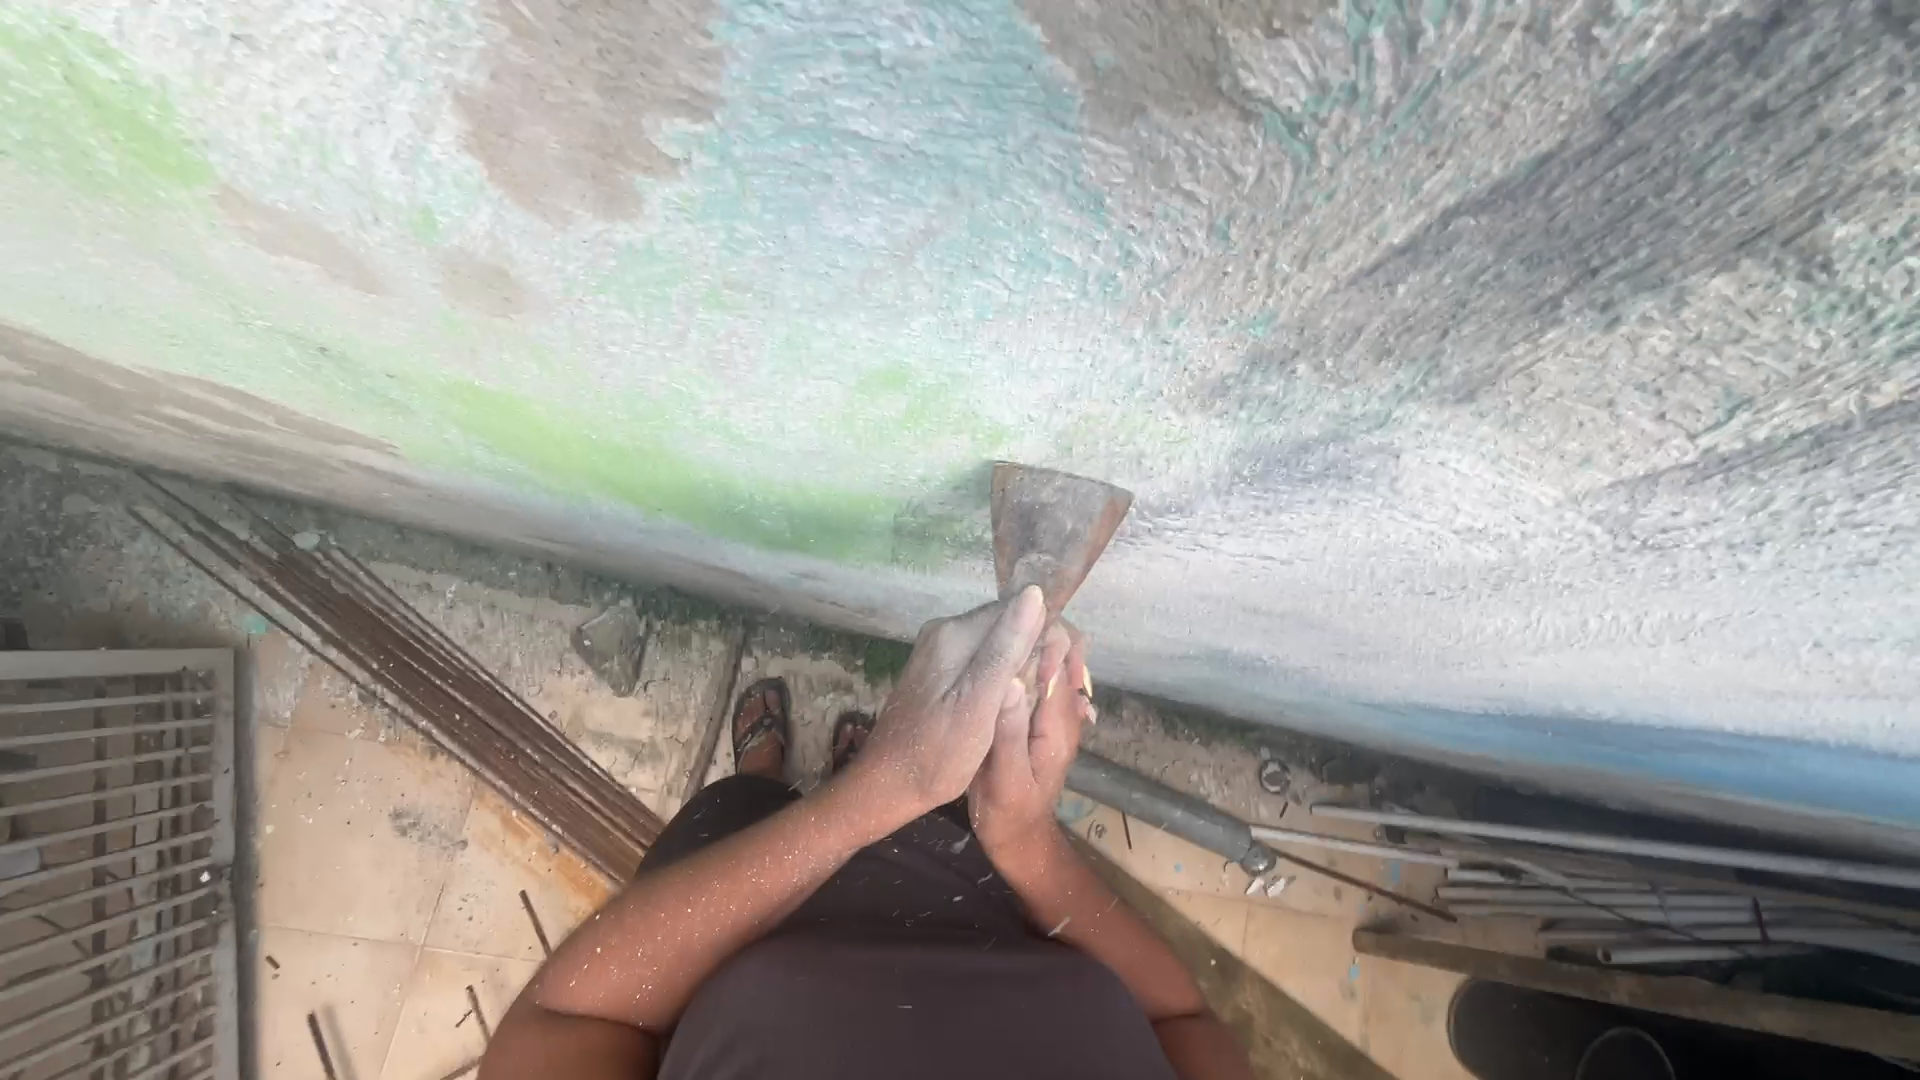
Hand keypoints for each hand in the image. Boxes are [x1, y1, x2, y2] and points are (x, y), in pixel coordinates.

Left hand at [839, 586, 1047, 826]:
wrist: (889, 784)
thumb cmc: (937, 754)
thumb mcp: (979, 704)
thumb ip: (1006, 648)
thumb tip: (1035, 594)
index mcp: (955, 633)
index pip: (1018, 609)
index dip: (1046, 638)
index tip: (1056, 678)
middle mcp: (946, 630)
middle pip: (1008, 623)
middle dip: (1038, 651)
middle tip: (1053, 693)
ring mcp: (941, 648)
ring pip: (999, 642)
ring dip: (1025, 664)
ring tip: (1040, 699)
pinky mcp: (940, 667)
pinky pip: (984, 658)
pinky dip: (1006, 675)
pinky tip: (1015, 702)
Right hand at [969, 621, 1090, 864]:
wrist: (1017, 837)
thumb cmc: (1008, 813)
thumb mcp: (1004, 780)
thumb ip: (1009, 733)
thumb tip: (1012, 682)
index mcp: (1058, 726)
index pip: (1060, 667)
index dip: (1042, 637)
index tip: (1012, 616)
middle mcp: (1061, 714)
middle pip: (1061, 658)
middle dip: (1038, 633)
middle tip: (999, 616)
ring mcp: (1051, 714)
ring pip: (1049, 664)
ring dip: (1029, 642)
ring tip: (996, 625)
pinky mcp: (1035, 716)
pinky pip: (1035, 677)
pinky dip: (1022, 659)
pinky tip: (998, 651)